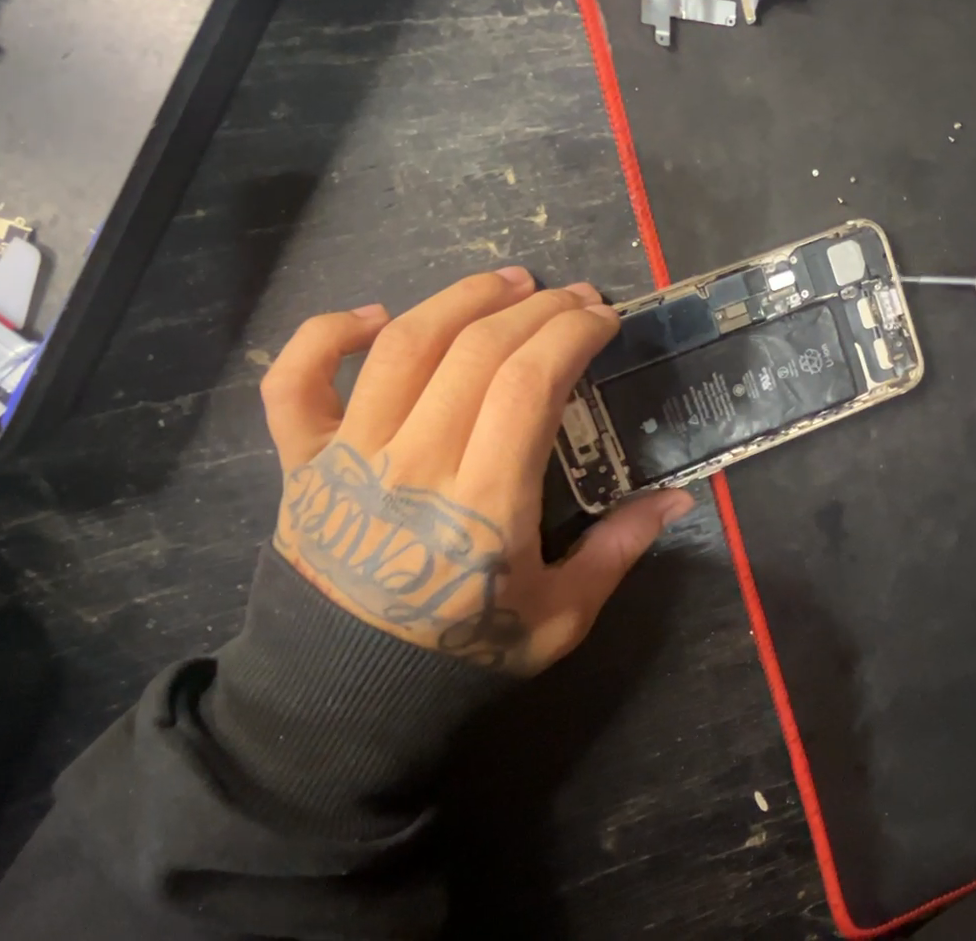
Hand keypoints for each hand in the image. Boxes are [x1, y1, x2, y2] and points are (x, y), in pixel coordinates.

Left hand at [259, 269, 693, 674]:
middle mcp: (413, 461)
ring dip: (460, 298)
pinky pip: (296, 380)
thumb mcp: (561, 616)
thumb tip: (679, 498)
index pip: (529, 381)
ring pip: (402, 344)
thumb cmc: (465, 652)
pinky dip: (326, 333)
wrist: (347, 694)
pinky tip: (373, 315)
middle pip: (476, 350)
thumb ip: (618, 550)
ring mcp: (348, 455)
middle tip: (575, 298)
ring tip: (507, 282)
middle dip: (537, 309)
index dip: (572, 333)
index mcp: (483, 501)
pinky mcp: (301, 461)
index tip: (604, 319)